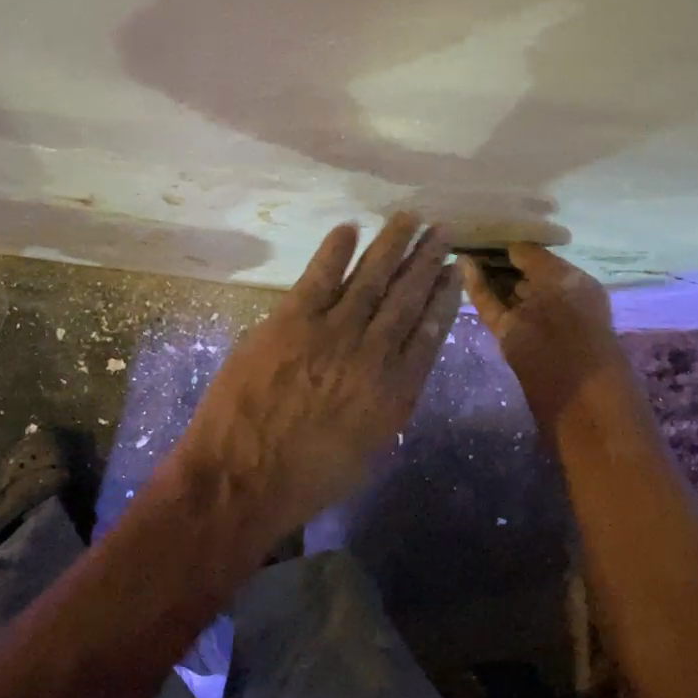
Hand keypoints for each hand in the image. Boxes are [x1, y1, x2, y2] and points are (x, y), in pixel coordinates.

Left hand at [168, 214, 460, 545]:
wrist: (242, 479)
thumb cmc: (306, 479)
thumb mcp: (368, 452)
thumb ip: (387, 408)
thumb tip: (395, 375)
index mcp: (396, 392)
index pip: (430, 333)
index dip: (444, 298)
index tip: (455, 272)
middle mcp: (373, 354)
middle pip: (406, 297)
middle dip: (427, 261)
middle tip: (442, 230)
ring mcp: (332, 333)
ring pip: (371, 278)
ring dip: (392, 245)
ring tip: (410, 218)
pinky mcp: (291, 321)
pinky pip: (319, 276)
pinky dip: (336, 250)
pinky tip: (350, 227)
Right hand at [461, 245, 629, 422]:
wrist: (573, 382)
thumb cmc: (577, 320)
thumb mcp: (560, 278)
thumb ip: (533, 257)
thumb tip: (510, 245)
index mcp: (570, 283)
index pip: (539, 257)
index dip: (518, 242)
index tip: (495, 223)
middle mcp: (548, 297)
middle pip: (518, 271)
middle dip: (498, 254)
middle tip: (470, 230)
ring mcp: (524, 316)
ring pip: (501, 287)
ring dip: (483, 267)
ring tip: (458, 241)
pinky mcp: (504, 332)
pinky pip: (489, 303)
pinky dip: (475, 285)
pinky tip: (462, 263)